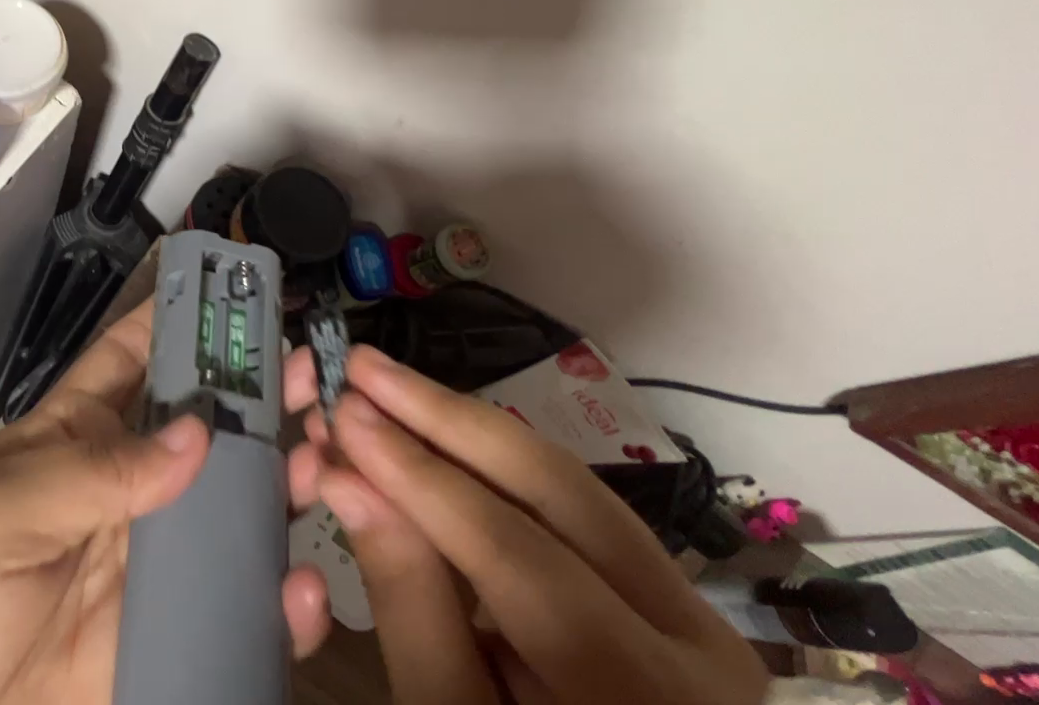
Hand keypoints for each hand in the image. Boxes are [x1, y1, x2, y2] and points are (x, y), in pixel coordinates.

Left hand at [0, 302, 331, 704]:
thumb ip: (90, 474)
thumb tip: (196, 435)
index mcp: (65, 440)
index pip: (127, 360)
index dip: (176, 321)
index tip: (237, 294)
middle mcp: (116, 488)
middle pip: (196, 428)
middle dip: (253, 397)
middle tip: (310, 378)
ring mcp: (145, 559)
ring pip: (229, 507)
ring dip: (280, 482)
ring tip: (321, 464)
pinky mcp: (164, 628)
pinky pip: (233, 603)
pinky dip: (278, 596)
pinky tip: (303, 588)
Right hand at [286, 344, 769, 704]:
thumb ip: (408, 599)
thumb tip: (348, 481)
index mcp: (646, 693)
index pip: (516, 552)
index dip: (419, 475)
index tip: (343, 415)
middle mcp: (695, 632)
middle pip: (557, 487)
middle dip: (445, 416)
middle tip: (361, 366)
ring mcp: (688, 602)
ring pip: (565, 480)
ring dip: (461, 425)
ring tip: (381, 384)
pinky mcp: (660, 586)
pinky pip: (566, 503)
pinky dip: (486, 462)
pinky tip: (428, 431)